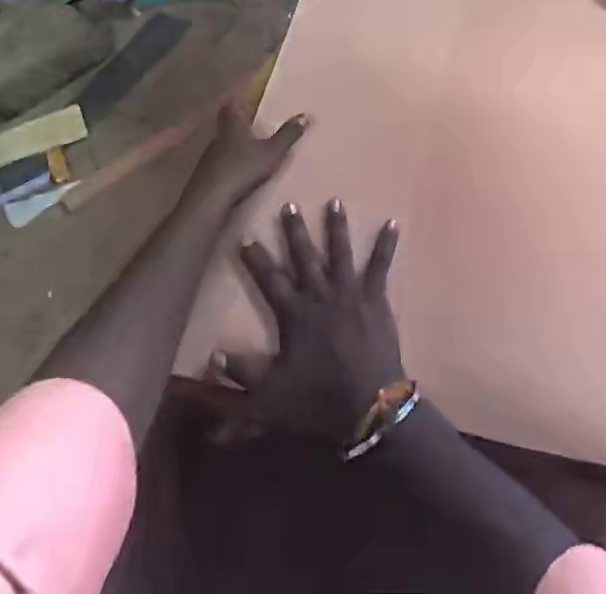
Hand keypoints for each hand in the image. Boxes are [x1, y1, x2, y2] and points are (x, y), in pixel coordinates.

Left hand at [183, 106, 307, 217]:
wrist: (210, 201)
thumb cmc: (243, 169)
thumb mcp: (273, 151)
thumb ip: (288, 134)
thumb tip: (305, 114)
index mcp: (232, 127)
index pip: (231, 107)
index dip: (237, 101)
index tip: (244, 97)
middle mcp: (217, 139)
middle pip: (226, 127)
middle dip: (239, 126)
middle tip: (254, 125)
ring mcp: (209, 159)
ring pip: (223, 147)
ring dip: (235, 148)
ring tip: (251, 152)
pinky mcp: (205, 178)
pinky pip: (220, 166)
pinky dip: (230, 166)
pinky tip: (240, 175)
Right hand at [221, 200, 404, 443]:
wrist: (367, 404)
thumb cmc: (317, 399)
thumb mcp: (269, 395)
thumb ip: (241, 373)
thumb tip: (213, 355)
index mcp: (294, 314)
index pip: (269, 280)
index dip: (255, 259)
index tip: (245, 236)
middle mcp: (320, 295)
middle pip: (304, 256)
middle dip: (295, 230)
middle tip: (289, 204)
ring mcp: (350, 293)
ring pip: (340, 252)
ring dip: (336, 226)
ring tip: (335, 201)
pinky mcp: (375, 298)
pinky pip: (381, 266)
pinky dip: (387, 245)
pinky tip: (393, 223)